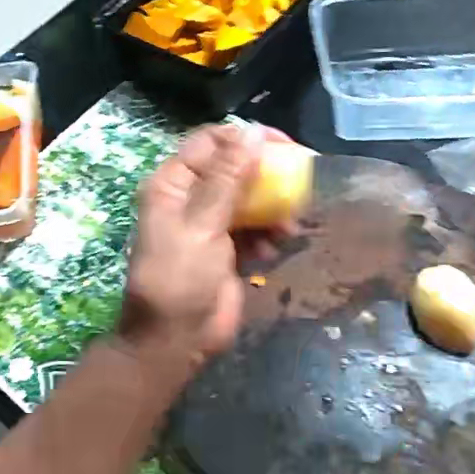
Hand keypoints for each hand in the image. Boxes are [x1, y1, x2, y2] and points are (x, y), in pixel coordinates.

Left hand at [116, 124, 265, 384]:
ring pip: (250, 197)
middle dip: (267, 174)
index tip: (284, 146)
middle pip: (235, 167)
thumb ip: (228, 179)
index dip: (247, 138)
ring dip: (273, 206)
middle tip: (301, 178)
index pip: (211, 142)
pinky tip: (277, 247)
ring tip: (289, 224)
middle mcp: (191, 197)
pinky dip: (270, 232)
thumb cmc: (180, 279)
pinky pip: (256, 226)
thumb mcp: (202, 225)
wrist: (177, 341)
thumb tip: (253, 132)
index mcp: (173, 184)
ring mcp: (212, 223)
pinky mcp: (230, 247)